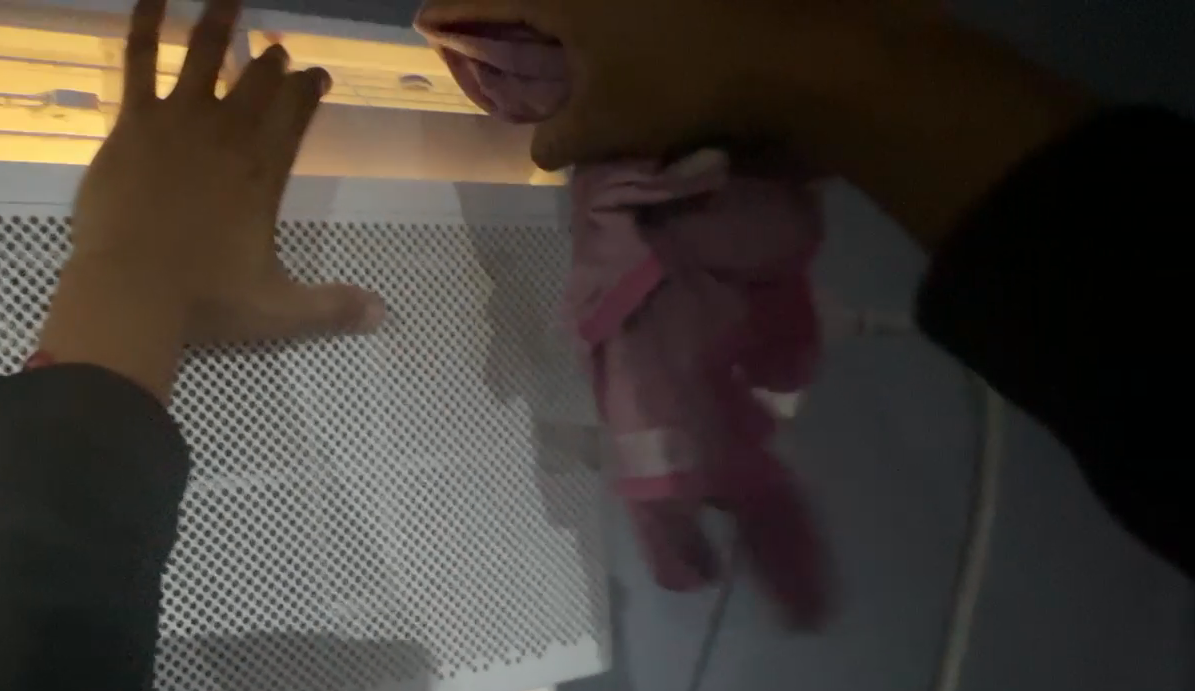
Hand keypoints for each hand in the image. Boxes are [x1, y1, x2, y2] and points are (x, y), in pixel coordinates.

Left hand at [38, 0, 385, 400]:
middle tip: (278, 55)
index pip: (298, 113)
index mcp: (264, 173)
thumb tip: (385, 316)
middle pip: (258, 82)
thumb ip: (330, 308)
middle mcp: (228, 134)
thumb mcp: (277, 310)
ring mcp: (179, 121)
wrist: (132, 292)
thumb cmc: (205, 301)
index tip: (317, 78)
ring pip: (206, 53)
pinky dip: (147, 21)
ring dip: (222, 20)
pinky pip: (140, 59)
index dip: (310, 90)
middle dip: (273, 65)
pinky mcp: (133, 123)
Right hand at [414, 0, 943, 169]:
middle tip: (481, 25)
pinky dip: (590, 16)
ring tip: (535, 33)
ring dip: (547, 12)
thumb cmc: (678, 87)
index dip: (457, 11)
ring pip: (575, 0)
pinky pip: (611, 4)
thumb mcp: (598, 129)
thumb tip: (541, 147)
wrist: (791, 52)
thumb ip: (551, 141)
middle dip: (498, 4)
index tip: (429, 22)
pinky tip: (591, 36)